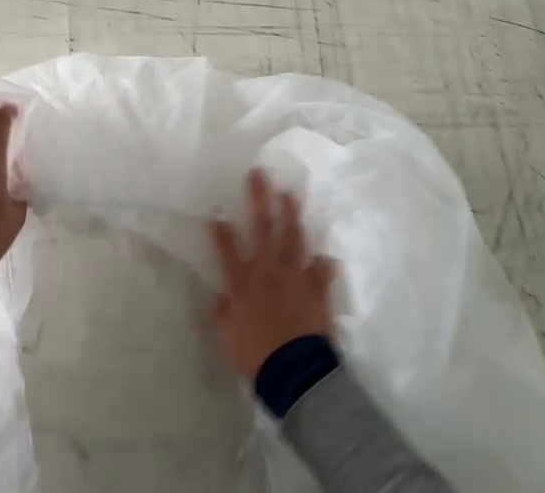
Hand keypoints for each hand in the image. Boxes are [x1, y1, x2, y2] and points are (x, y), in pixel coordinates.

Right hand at [208, 170, 335, 379]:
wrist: (295, 371)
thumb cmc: (255, 355)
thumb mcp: (227, 337)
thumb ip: (223, 313)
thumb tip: (221, 298)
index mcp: (242, 282)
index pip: (227, 248)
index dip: (220, 229)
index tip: (216, 210)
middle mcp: (268, 271)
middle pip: (263, 228)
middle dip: (260, 198)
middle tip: (260, 173)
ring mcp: (295, 277)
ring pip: (293, 238)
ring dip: (291, 214)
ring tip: (290, 194)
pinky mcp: (317, 290)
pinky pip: (321, 272)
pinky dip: (324, 265)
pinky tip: (328, 256)